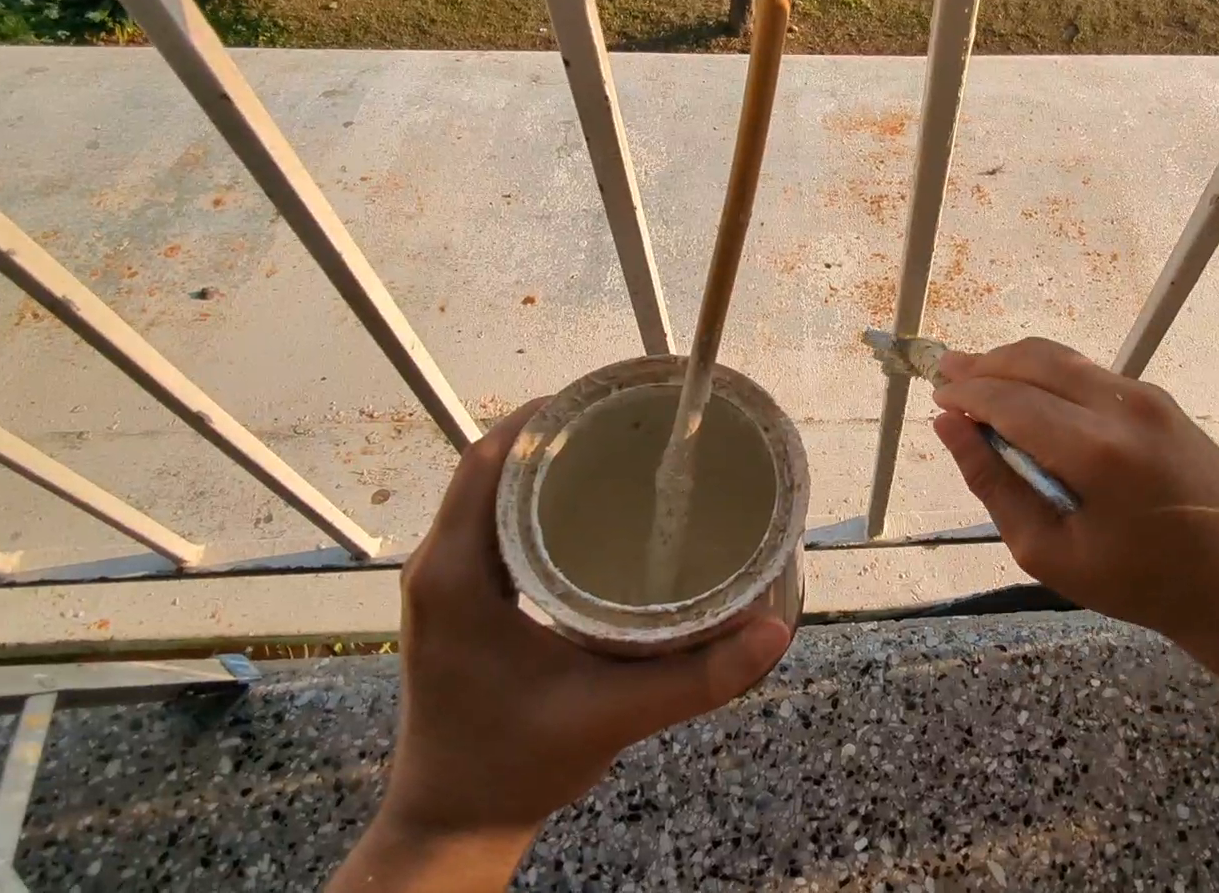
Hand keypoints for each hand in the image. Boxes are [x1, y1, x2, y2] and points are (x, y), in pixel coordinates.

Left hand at [333, 400, 791, 888]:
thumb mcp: (615, 717)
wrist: (457, 819)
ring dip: (546, 461)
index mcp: (458, 576)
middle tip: (631, 422)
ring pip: (492, 490)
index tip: (608, 400)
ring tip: (618, 450)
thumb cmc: (519, 764)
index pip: (489, 462)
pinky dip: (537, 496)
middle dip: (557, 432)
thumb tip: (775, 632)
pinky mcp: (462, 595)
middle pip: (494, 464)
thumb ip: (697, 678)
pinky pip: (495, 520)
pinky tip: (591, 505)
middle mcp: (442, 564)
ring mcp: (447, 580)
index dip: (544, 418)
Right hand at [930, 338, 1218, 639]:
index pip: (1010, 400)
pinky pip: (1089, 374)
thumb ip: (993, 484)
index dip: (966, 394)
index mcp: (1094, 450)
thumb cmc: (1136, 581)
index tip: (936, 398)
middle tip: (946, 374)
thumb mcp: (1047, 552)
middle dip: (984, 364)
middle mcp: (1123, 406)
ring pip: (1064, 359)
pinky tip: (1029, 395)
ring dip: (1015, 363)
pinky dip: (1048, 375)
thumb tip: (948, 428)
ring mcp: (1148, 397)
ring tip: (977, 376)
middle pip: (1036, 360)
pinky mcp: (1160, 400)